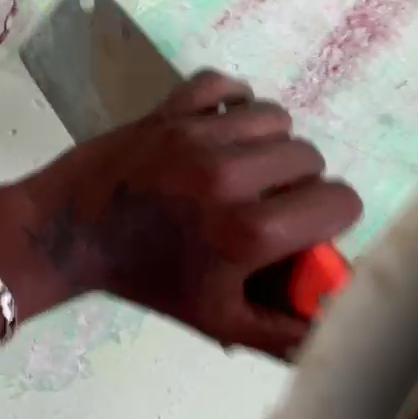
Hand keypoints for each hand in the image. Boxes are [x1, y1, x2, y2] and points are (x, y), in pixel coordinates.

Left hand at [0, 70, 361, 357]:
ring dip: (269, 138)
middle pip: (308, 156)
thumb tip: (348, 328)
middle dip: (299, 179)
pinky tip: (223, 123)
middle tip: (269, 197)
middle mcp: (229, 176)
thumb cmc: (146, 275)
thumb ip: (292, 335)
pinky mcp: (163, 111)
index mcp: (251, 231)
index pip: (340, 201)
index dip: (330, 215)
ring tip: (246, 162)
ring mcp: (192, 136)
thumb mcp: (221, 321)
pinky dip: (230, 97)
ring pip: (272, 117)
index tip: (304, 224)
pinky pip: (219, 83)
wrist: (69, 231)